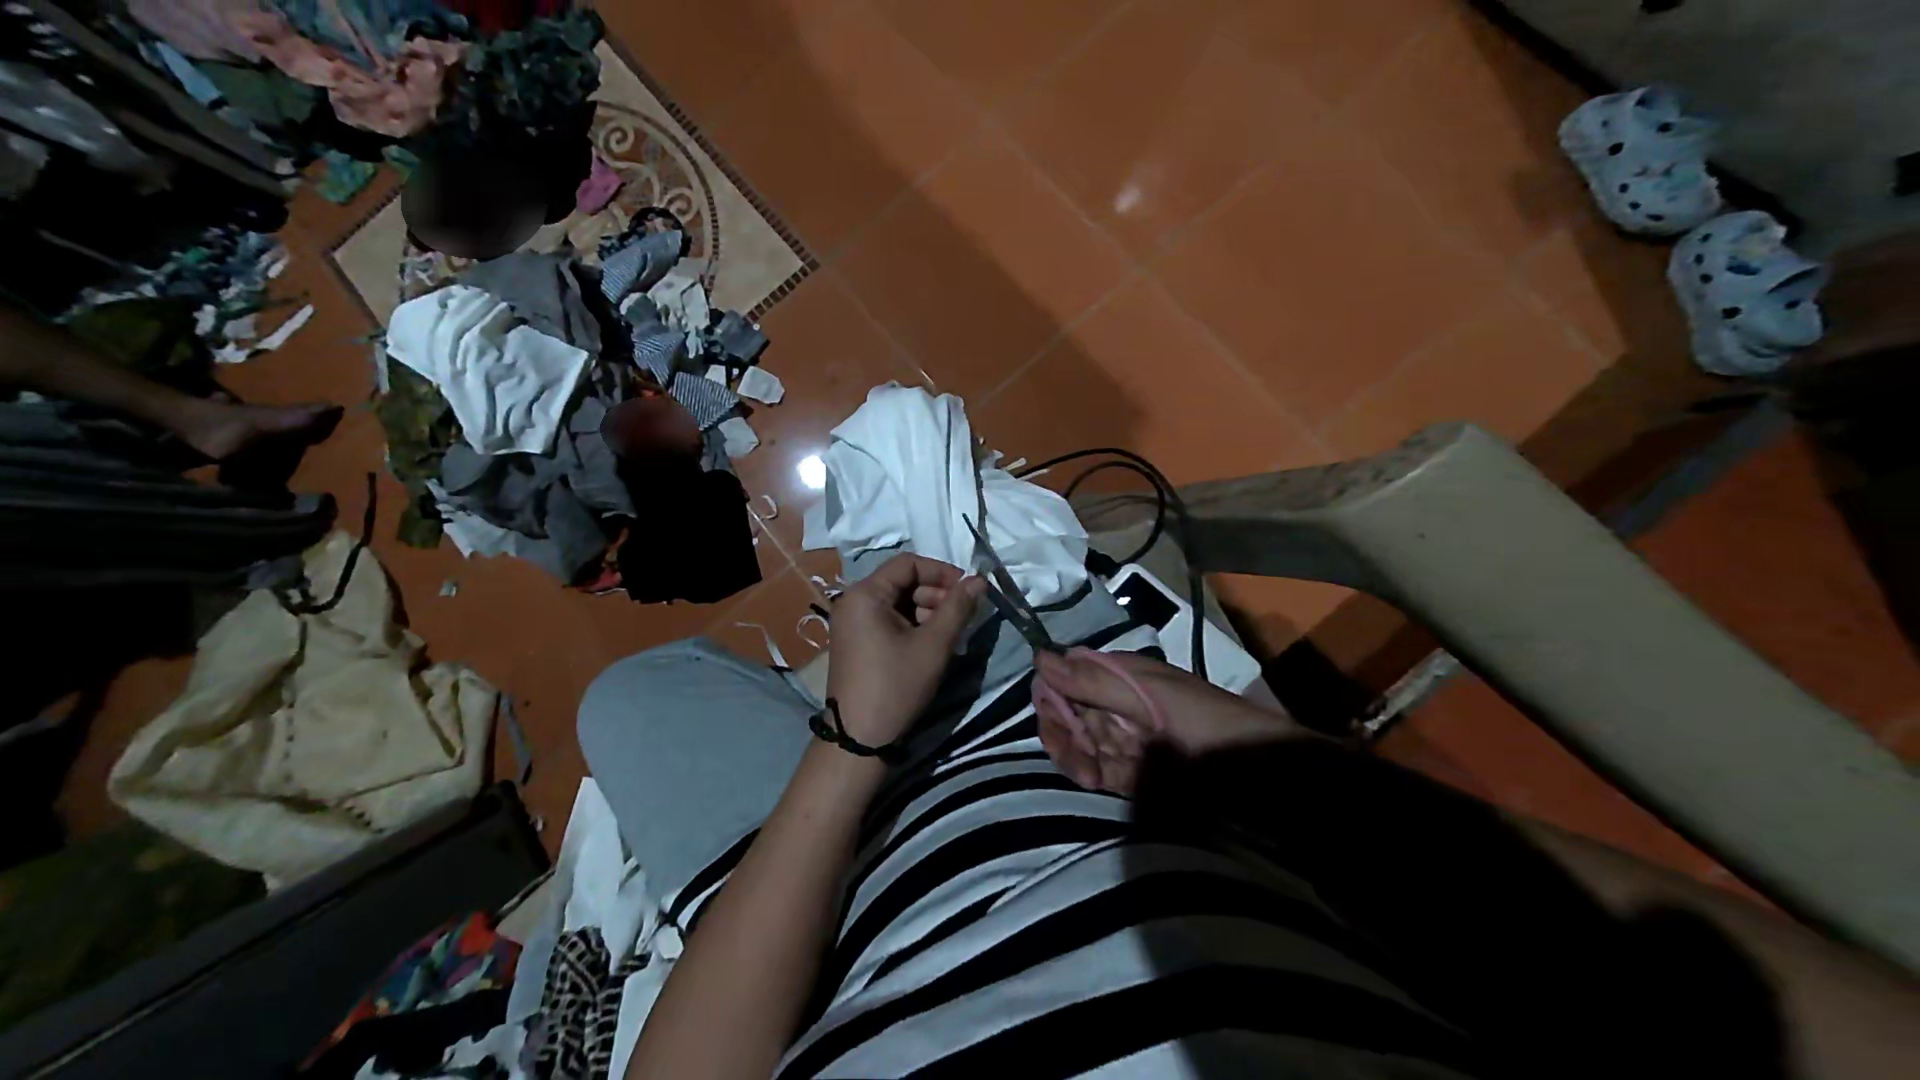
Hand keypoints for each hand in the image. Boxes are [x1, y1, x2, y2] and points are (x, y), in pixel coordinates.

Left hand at [827, 554, 985, 747]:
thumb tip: (979, 580)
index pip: (908, 564)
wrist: (860, 737)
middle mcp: (853, 602)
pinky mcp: (856, 641)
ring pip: (898, 602)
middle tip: (962, 616)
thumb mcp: (934, 645)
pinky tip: (932, 644)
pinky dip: (912, 625)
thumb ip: (958, 608)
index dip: (942, 572)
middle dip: (936, 594)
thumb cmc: (897, 685)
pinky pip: (888, 620)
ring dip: (927, 611)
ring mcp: (852, 623)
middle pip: (902, 582)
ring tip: (950, 633)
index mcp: (865, 595)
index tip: (968, 590)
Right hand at [1033, 649, 1304, 794]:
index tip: (1056, 720)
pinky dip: (1090, 774)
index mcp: (1118, 676)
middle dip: (1062, 735)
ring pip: (1078, 744)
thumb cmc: (1205, 721)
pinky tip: (1094, 781)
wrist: (1260, 772)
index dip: (1053, 698)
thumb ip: (1093, 681)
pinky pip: (1097, 768)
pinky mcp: (1132, 771)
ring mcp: (1123, 738)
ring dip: (1074, 758)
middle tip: (1073, 758)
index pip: (1066, 680)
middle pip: (1067, 715)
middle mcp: (1114, 703)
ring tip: (1088, 777)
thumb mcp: (1149, 695)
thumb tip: (1039, 657)